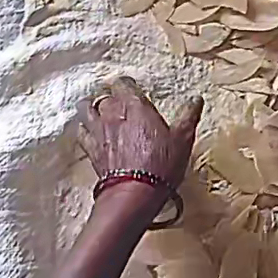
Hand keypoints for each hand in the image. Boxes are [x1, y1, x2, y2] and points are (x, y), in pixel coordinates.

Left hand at [78, 77, 202, 187]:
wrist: (135, 193)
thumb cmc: (161, 164)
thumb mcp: (183, 139)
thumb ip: (189, 116)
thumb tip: (196, 100)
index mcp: (136, 107)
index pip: (124, 84)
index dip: (127, 84)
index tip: (133, 88)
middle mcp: (113, 114)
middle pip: (105, 96)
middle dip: (112, 97)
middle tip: (121, 103)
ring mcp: (98, 131)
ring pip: (86, 109)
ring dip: (92, 107)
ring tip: (99, 111)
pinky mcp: (91, 150)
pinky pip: (81, 132)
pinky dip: (84, 129)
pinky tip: (90, 132)